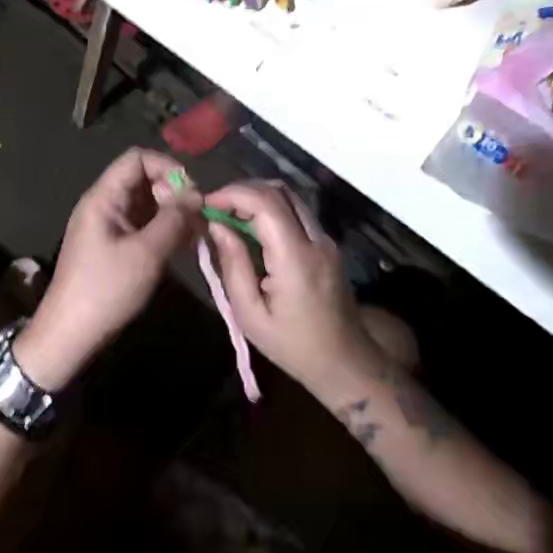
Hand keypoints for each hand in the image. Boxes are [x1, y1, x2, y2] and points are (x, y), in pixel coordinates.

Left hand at [15, 149, 200, 387]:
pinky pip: (142, 225)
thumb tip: (197, 196)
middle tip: (196, 219)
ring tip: (196, 233)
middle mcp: (104, 205)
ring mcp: (109, 226)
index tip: (192, 194)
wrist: (70, 334)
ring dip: (172, 213)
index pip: (137, 158)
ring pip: (146, 204)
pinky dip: (163, 229)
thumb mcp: (146, 254)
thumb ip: (174, 220)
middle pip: (143, 179)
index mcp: (103, 198)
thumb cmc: (106, 290)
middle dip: (174, 192)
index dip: (167, 167)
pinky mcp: (114, 246)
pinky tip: (184, 245)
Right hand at [203, 182, 384, 397]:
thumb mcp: (250, 314)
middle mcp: (316, 240)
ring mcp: (326, 240)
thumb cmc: (292, 345)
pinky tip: (251, 228)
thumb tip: (217, 226)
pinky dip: (270, 210)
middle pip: (279, 191)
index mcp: (296, 258)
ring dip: (257, 198)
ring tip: (230, 216)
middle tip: (216, 207)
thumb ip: (233, 265)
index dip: (233, 194)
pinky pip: (296, 213)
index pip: (265, 203)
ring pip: (290, 197)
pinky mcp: (327, 245)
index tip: (207, 204)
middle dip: (243, 190)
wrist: (345, 361)